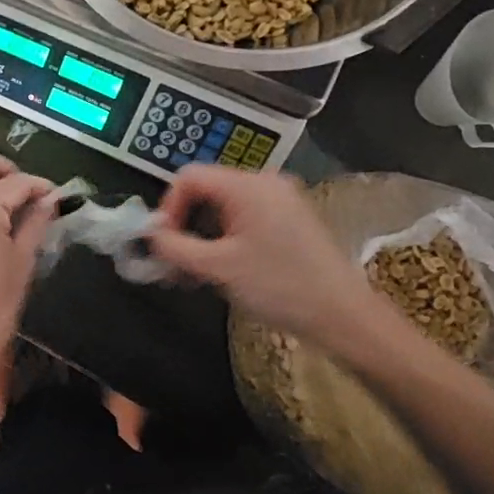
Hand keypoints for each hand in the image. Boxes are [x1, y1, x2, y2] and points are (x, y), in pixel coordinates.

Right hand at [150, 165, 382, 342]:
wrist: (344, 315)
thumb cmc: (279, 286)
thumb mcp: (217, 268)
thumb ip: (174, 247)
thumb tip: (150, 235)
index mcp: (247, 185)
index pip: (188, 177)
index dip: (167, 208)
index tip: (163, 243)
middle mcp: (265, 183)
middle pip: (206, 191)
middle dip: (184, 225)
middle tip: (174, 263)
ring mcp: (282, 200)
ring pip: (224, 207)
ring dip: (203, 236)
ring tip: (197, 273)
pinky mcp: (292, 219)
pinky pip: (245, 218)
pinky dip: (226, 238)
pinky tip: (224, 269)